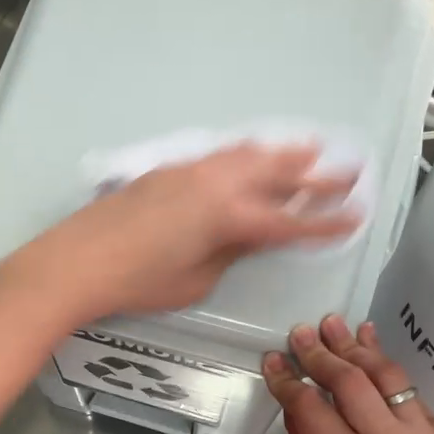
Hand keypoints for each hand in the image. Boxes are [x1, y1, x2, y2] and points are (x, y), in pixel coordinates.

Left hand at [0, 143, 362, 326]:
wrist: (76, 261)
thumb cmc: (137, 284)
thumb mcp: (194, 282)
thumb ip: (228, 255)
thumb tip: (246, 239)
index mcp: (231, 218)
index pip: (291, 221)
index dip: (326, 223)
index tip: (357, 217)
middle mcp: (218, 184)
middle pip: (278, 175)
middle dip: (317, 175)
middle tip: (350, 170)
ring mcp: (191, 171)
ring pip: (249, 155)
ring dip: (283, 154)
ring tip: (309, 149)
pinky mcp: (167, 170)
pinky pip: (221, 155)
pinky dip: (245, 154)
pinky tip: (248, 157)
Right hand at [263, 315, 433, 433]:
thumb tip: (294, 401)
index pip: (311, 408)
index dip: (288, 380)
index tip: (272, 360)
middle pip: (348, 382)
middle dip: (319, 353)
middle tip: (300, 332)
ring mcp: (419, 432)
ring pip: (384, 375)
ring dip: (354, 346)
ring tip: (333, 323)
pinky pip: (406, 389)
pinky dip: (384, 364)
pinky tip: (369, 344)